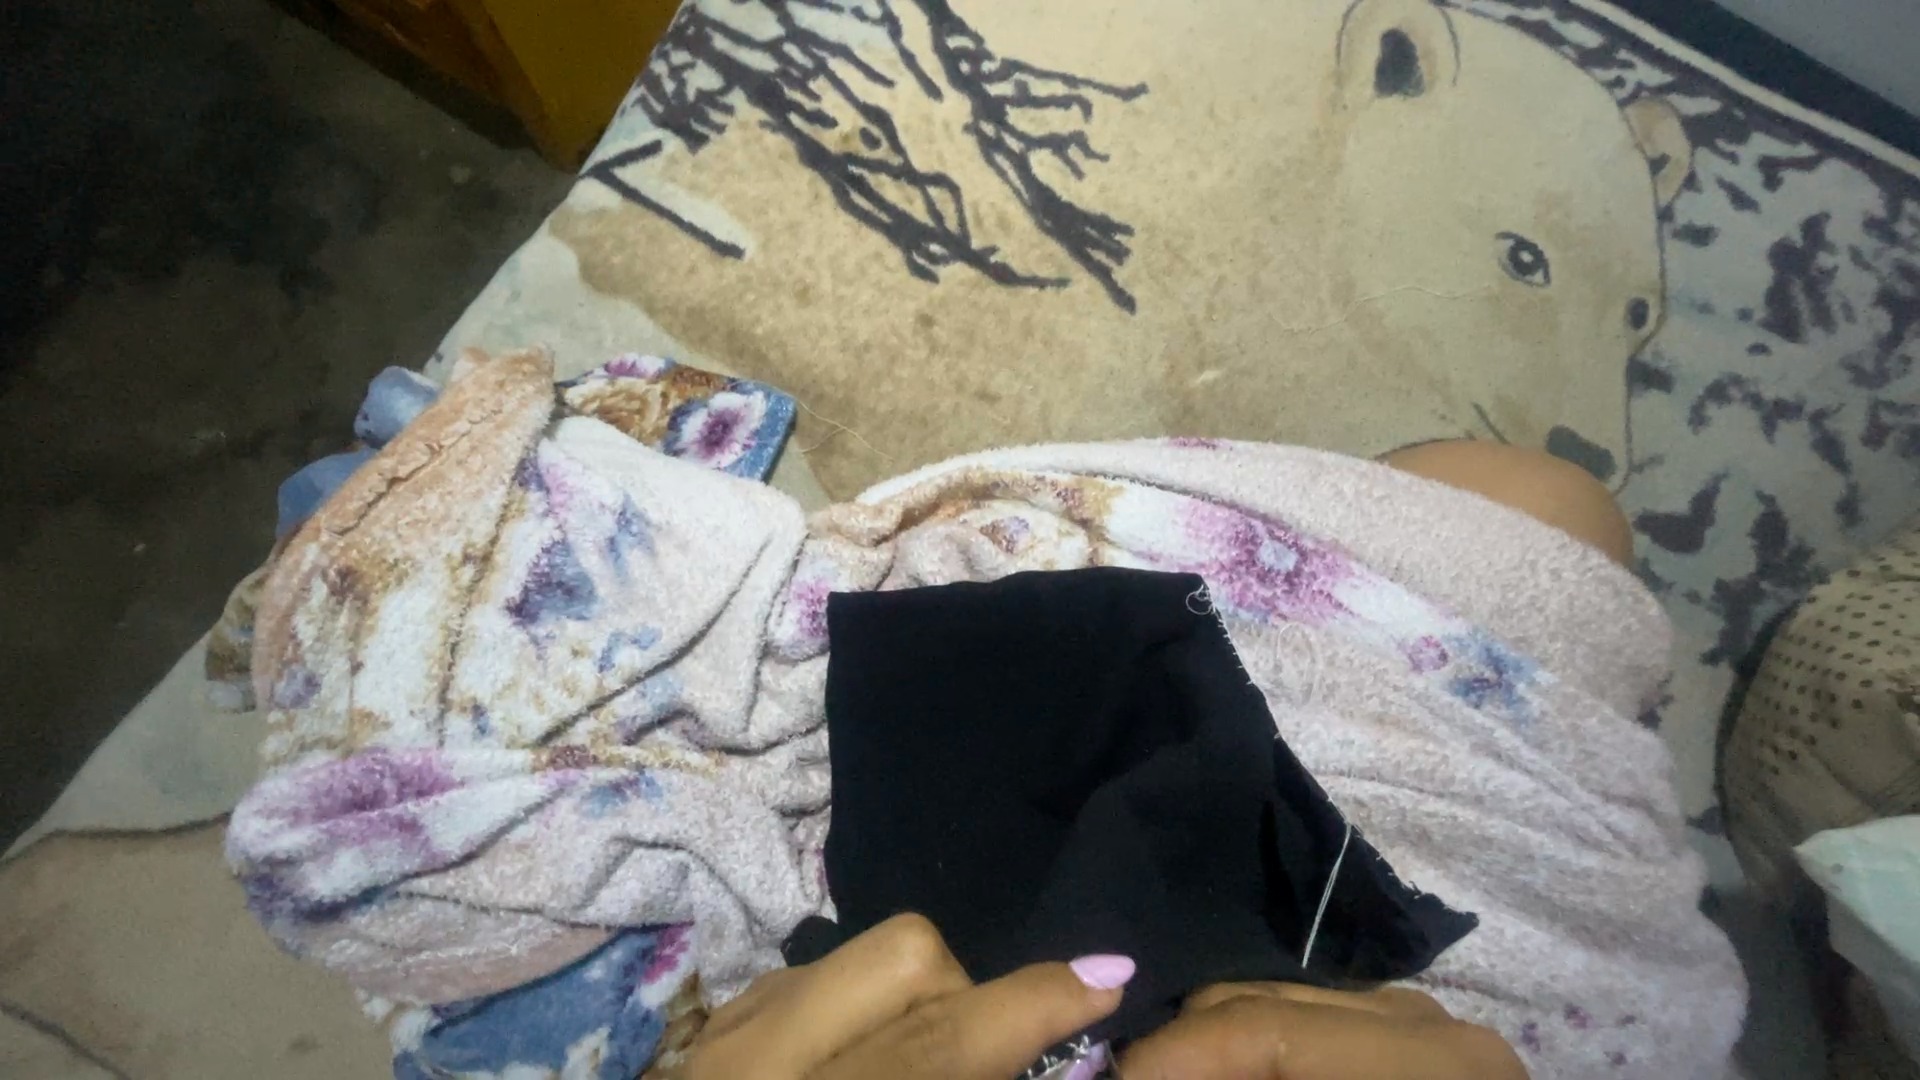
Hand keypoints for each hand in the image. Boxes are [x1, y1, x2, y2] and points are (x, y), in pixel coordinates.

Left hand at [678, 913, 1130, 1079]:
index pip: (935, 1045)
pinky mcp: (723, 1012)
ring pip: (869, 951)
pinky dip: (869, 1005)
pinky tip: (855, 1061)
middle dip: (974, 996)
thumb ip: (950, 1077)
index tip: (1106, 979)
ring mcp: (734, 1023)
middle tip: (992, 1053)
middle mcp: (765, 1054)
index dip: (1028, 1010)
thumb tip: (1016, 1063)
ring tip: (917, 1061)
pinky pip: (828, 970)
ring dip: (923, 997)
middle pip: (907, 958)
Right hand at [1118, 982, 1528, 1079]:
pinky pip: (1300, 1026)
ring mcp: (1413, 1023)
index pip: (1260, 1025)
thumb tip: (1134, 1079)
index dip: (1172, 1056)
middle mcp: (1416, 1018)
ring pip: (1269, 1006)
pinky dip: (1253, 1059)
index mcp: (1421, 1062)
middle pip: (1254, 1003)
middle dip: (1180, 1055)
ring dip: (1211, 1055)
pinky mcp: (1406, 1042)